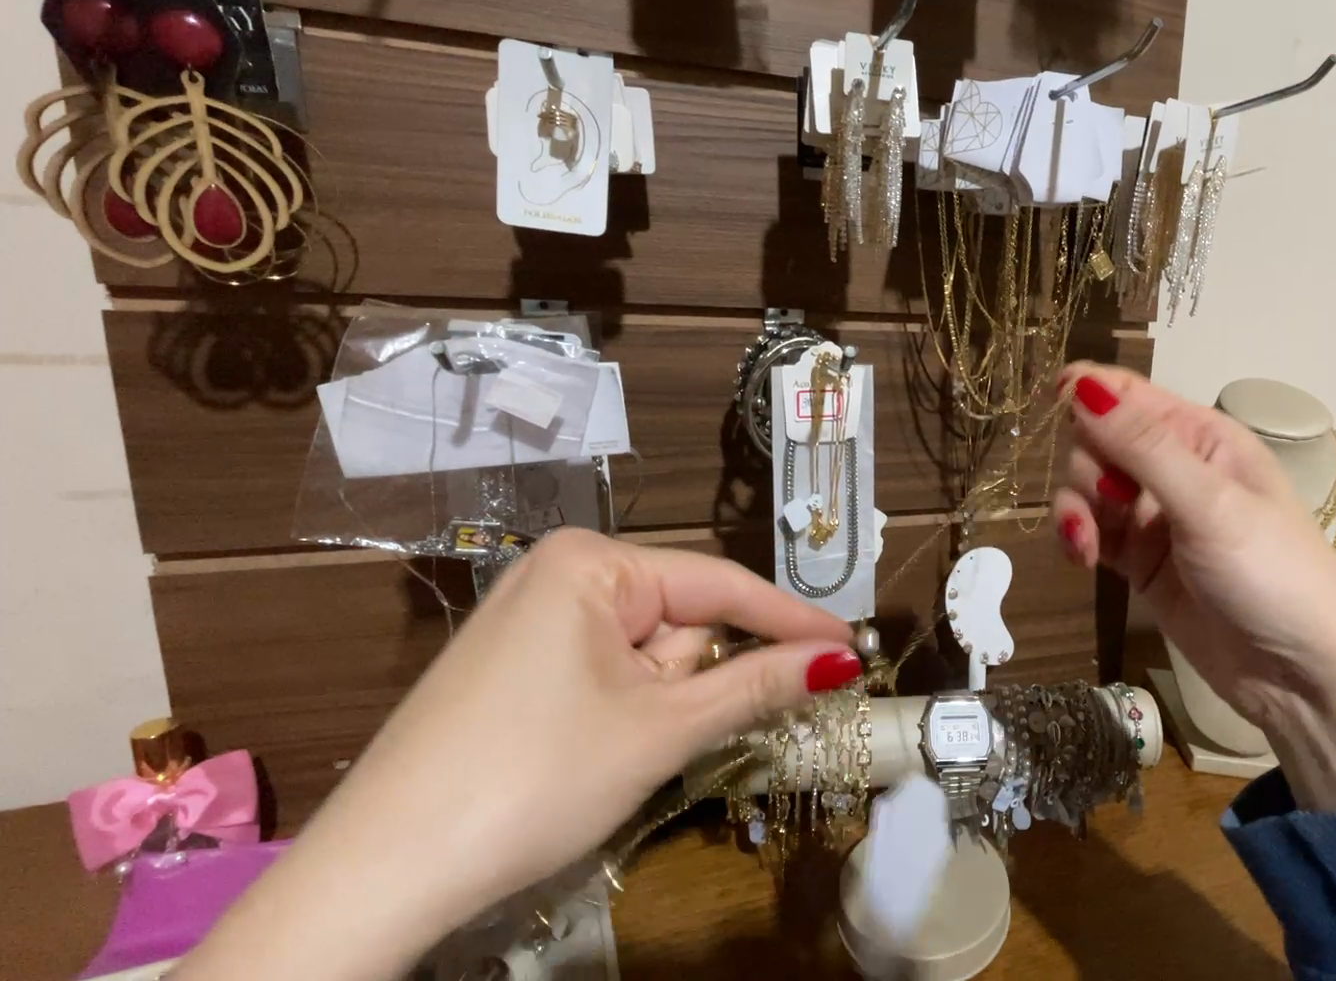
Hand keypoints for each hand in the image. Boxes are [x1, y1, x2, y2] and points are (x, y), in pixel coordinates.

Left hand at [175, 530, 860, 980]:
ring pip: (646, 648)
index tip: (852, 644)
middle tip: (707, 724)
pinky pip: (606, 667)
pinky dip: (633, 703)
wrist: (377, 875)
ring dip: (667, 696)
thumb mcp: (662, 729)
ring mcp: (532, 617)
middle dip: (707, 671)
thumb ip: (758, 683)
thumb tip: (841, 658)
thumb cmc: (535, 779)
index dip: (792, 620)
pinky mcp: (515, 662)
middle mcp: (561, 572)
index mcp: (593, 563)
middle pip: (682, 616)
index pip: (722, 583)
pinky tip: (602, 748)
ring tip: (631, 750)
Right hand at [1051, 364, 1335, 810]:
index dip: (1088, 391)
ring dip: (1077, 509)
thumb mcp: (1208, 504)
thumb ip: (1140, 446)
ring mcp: (1154, 518)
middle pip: (1099, 441)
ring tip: (1088, 547)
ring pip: (1088, 488)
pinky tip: (1084, 559)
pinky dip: (1079, 539)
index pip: (1131, 396)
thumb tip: (1080, 383)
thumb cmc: (1271, 575)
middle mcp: (1175, 469)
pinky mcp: (1139, 562)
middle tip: (1104, 501)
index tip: (1050, 398)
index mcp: (1203, 439)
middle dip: (1086, 466)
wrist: (1300, 678)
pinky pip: (1092, 532)